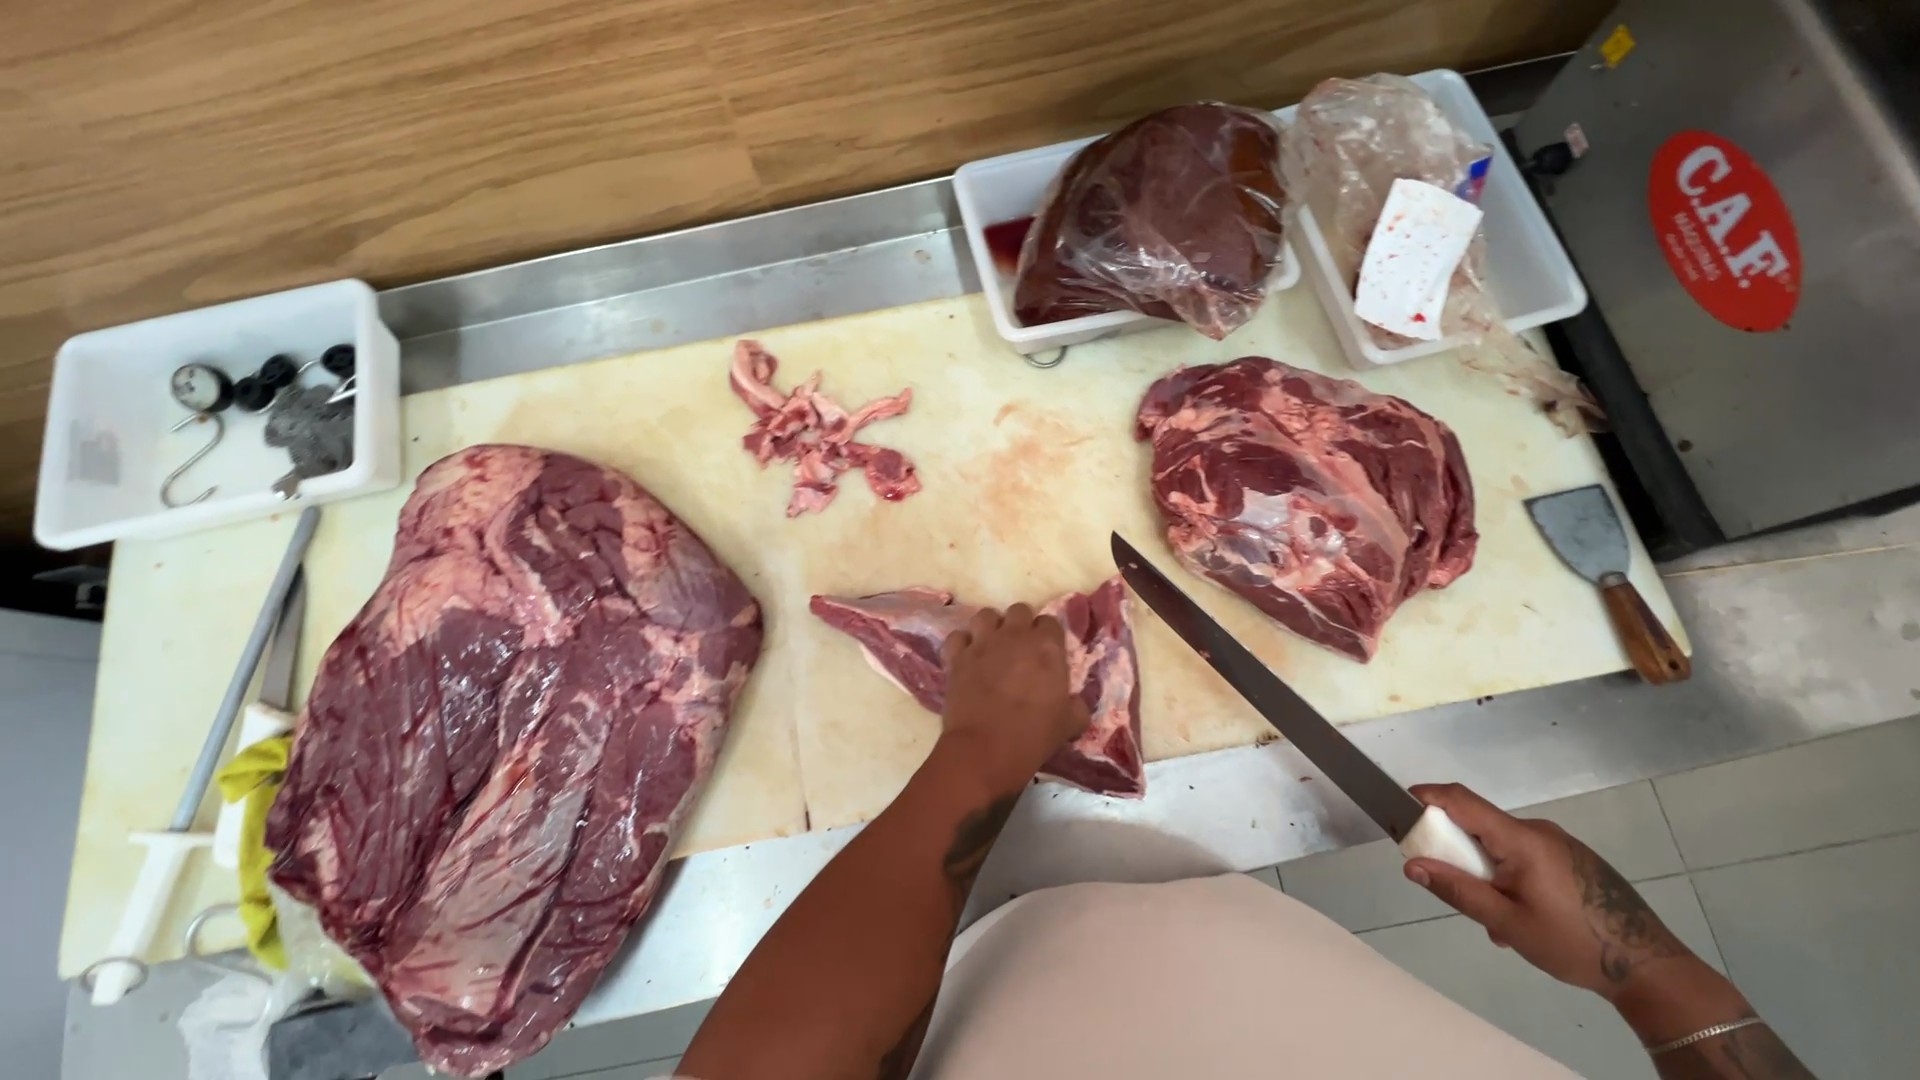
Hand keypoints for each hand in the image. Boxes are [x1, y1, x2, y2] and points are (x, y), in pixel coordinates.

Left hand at [938, 604, 1090, 787]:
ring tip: (992, 648)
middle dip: (1021, 625)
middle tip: (1021, 649)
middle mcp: (1014, 635)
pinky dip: (962, 644)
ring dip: (991, 627)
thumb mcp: (1070, 723)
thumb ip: (1076, 706)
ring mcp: (982, 643)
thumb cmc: (1034, 735)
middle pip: (1019, 610)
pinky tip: (966, 659)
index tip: (1046, 655)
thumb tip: (1075, 704)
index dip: (1048, 637)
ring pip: (986, 615)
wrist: (985, 749)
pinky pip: (957, 637)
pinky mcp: (956, 657)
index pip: (1050, 623)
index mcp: (1047, 646)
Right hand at [1402, 783, 1697, 1002]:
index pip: (1463, 800)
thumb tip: (1412, 865)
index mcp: (1522, 840)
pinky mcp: (1575, 860)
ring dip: (1487, 872)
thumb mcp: (1507, 923)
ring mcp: (1561, 845)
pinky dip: (1510, 877)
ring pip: (1503, 846)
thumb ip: (1457, 891)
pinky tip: (1524, 917)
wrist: (1653, 970)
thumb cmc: (1575, 944)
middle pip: (1480, 825)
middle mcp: (1540, 832)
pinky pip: (1526, 857)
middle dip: (1458, 852)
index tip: (1400, 804)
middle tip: (1455, 890)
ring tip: (1498, 921)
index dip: (1428, 796)